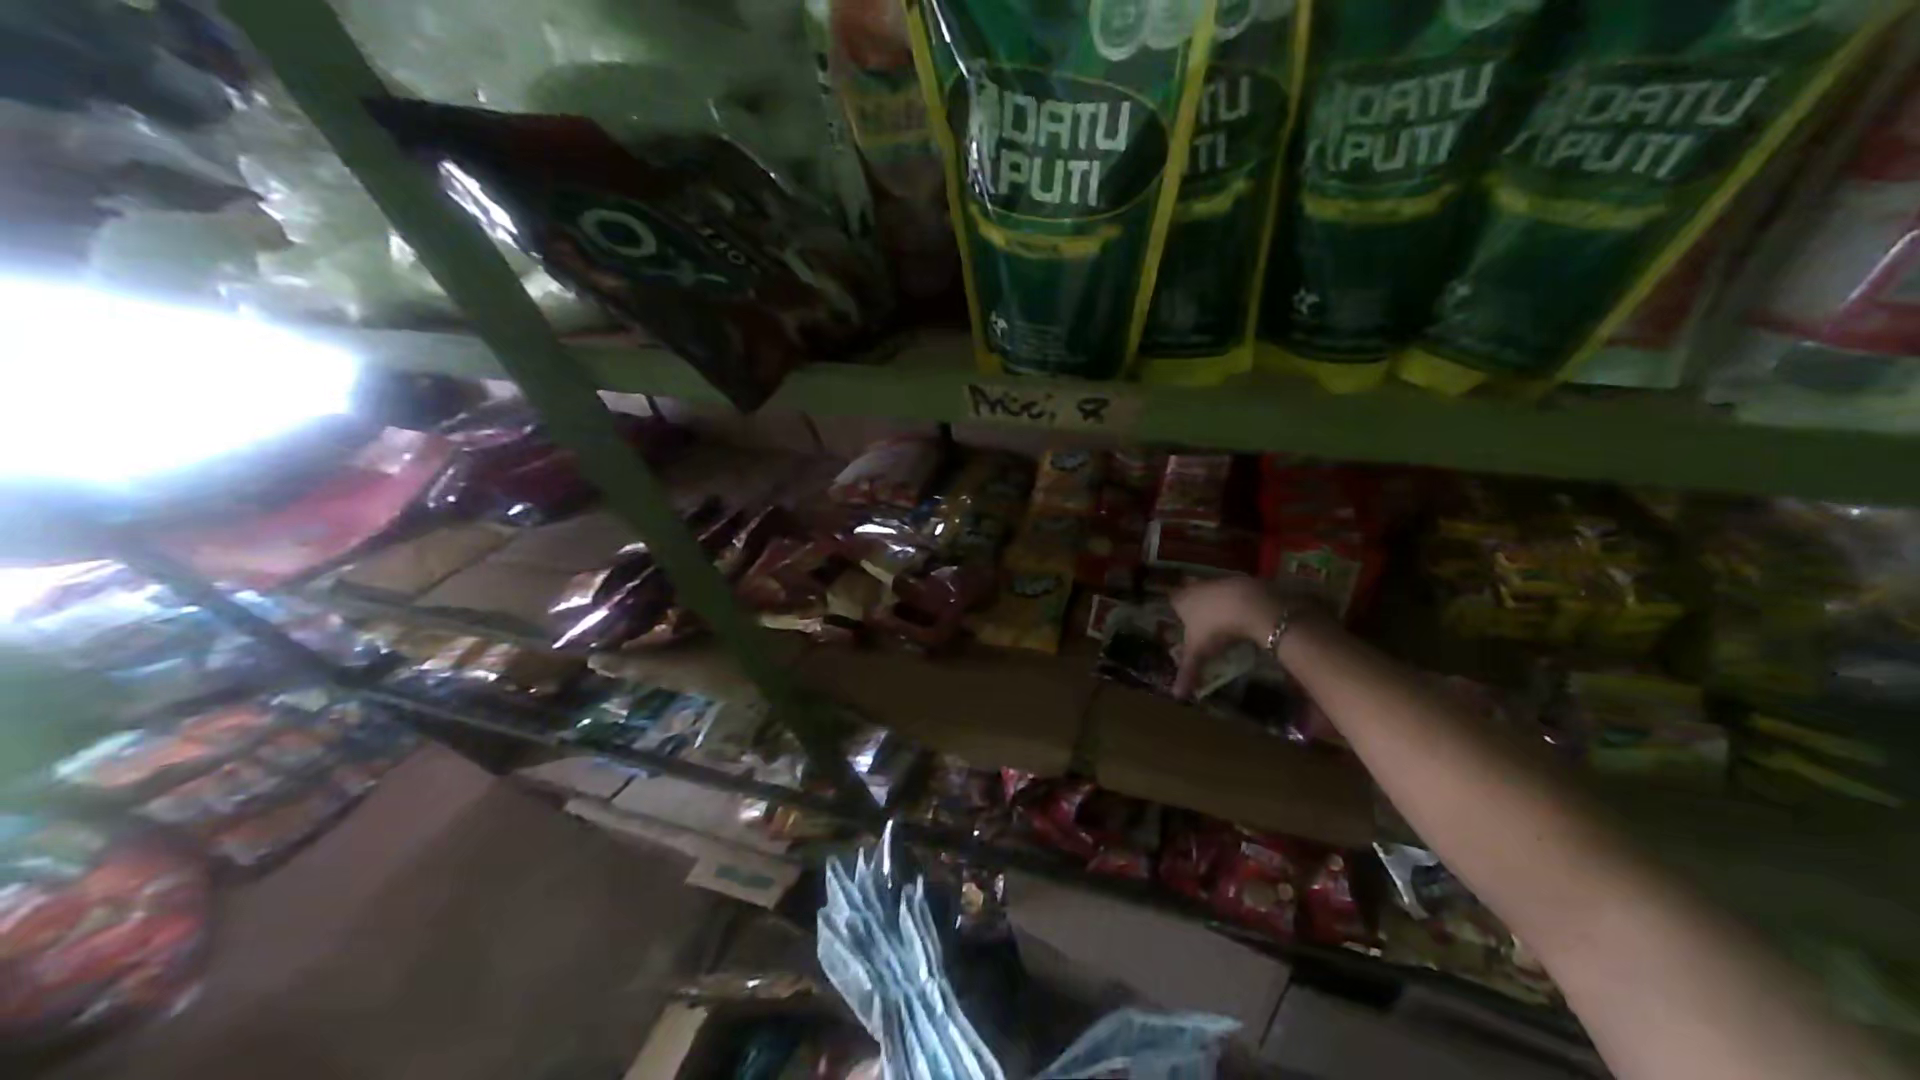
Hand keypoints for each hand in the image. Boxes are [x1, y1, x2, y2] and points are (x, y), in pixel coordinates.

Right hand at [1169, 576, 1283, 698]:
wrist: (1249, 605)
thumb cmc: (1215, 627)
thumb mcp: (1199, 652)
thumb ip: (1187, 672)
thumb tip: (1176, 696)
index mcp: (1181, 600)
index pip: (1171, 598)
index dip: (1173, 605)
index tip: (1176, 613)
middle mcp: (1196, 587)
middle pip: (1189, 590)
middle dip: (1192, 601)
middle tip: (1196, 615)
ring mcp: (1219, 582)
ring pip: (1210, 589)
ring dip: (1213, 599)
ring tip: (1218, 615)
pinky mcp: (1241, 581)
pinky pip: (1231, 590)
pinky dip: (1233, 599)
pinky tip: (1239, 612)